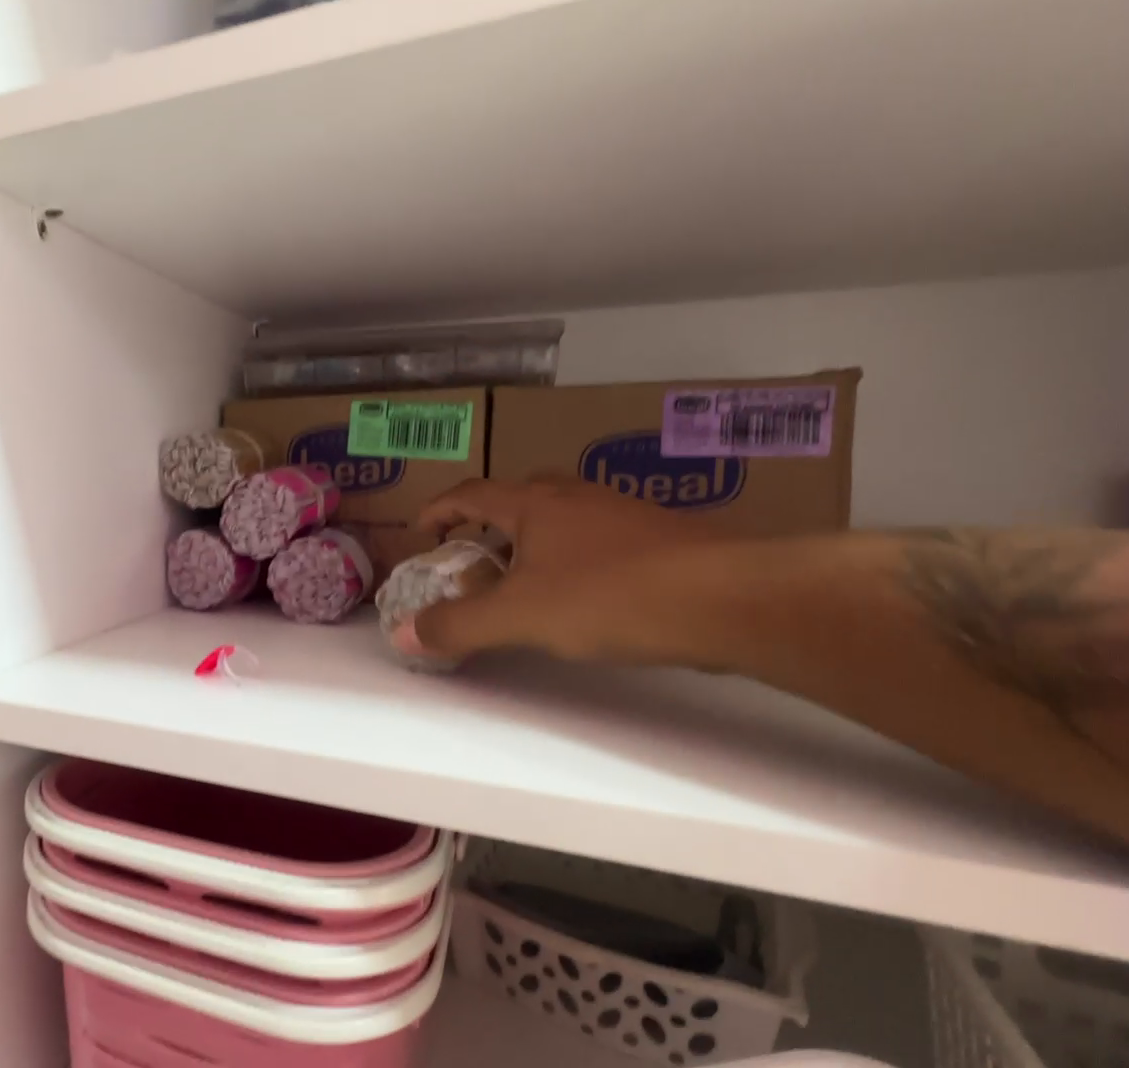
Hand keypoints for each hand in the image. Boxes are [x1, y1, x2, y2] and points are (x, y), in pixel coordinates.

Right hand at [392, 478, 723, 662]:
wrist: (726, 597)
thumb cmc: (607, 597)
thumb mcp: (518, 617)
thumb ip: (458, 625)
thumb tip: (402, 635)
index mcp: (534, 504)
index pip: (471, 493)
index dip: (439, 510)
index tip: (422, 533)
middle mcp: (576, 497)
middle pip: (519, 497)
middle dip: (489, 524)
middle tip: (475, 559)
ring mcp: (621, 514)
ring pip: (562, 518)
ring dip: (533, 544)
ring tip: (527, 585)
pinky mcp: (659, 538)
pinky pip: (598, 540)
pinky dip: (573, 560)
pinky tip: (586, 598)